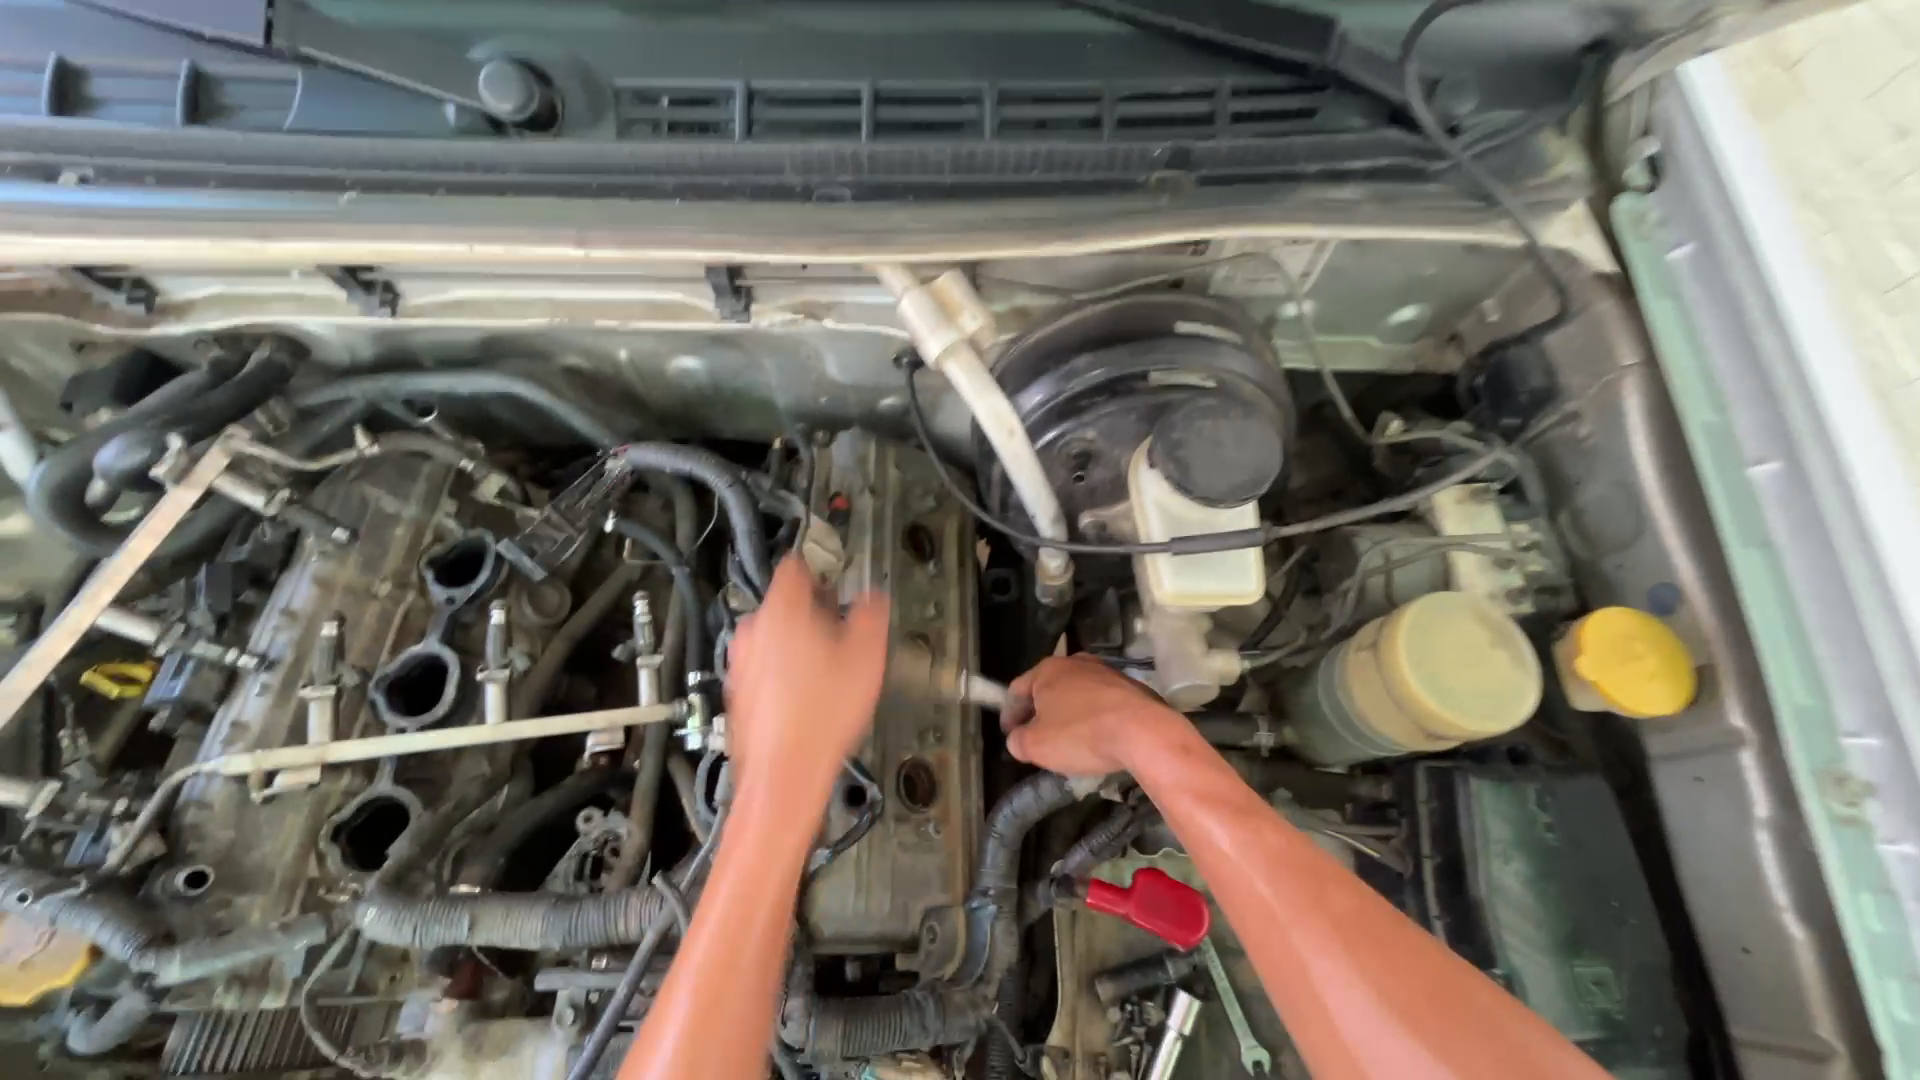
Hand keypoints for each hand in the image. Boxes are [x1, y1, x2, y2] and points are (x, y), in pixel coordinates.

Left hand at [726, 558, 889, 798]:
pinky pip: (765, 667)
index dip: (821, 569)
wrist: (785, 773)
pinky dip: (784, 673)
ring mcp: (742, 661)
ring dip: (799, 644)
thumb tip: (871, 597)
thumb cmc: (821, 717)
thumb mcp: (866, 656)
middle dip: (813, 613)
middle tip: (841, 633)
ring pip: (774, 636)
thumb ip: (870, 613)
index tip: (835, 581)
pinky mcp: (739, 691)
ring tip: (828, 671)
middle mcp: (754, 630)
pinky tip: (809, 697)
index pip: (795, 565)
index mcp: (782, 610)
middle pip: (785, 602)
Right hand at [1000, 655, 1185, 775]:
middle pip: (1048, 687)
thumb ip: (1018, 741)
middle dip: (1040, 711)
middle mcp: (1076, 663)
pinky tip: (1099, 738)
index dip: (1009, 713)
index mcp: (1047, 670)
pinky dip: (1094, 716)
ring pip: (1077, 693)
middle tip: (1037, 736)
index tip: (1009, 734)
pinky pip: (1102, 701)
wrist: (1144, 732)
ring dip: (1069, 713)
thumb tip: (1017, 738)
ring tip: (1069, 739)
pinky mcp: (1131, 686)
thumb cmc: (1081, 734)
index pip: (1017, 689)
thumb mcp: (1036, 746)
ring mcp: (1106, 672)